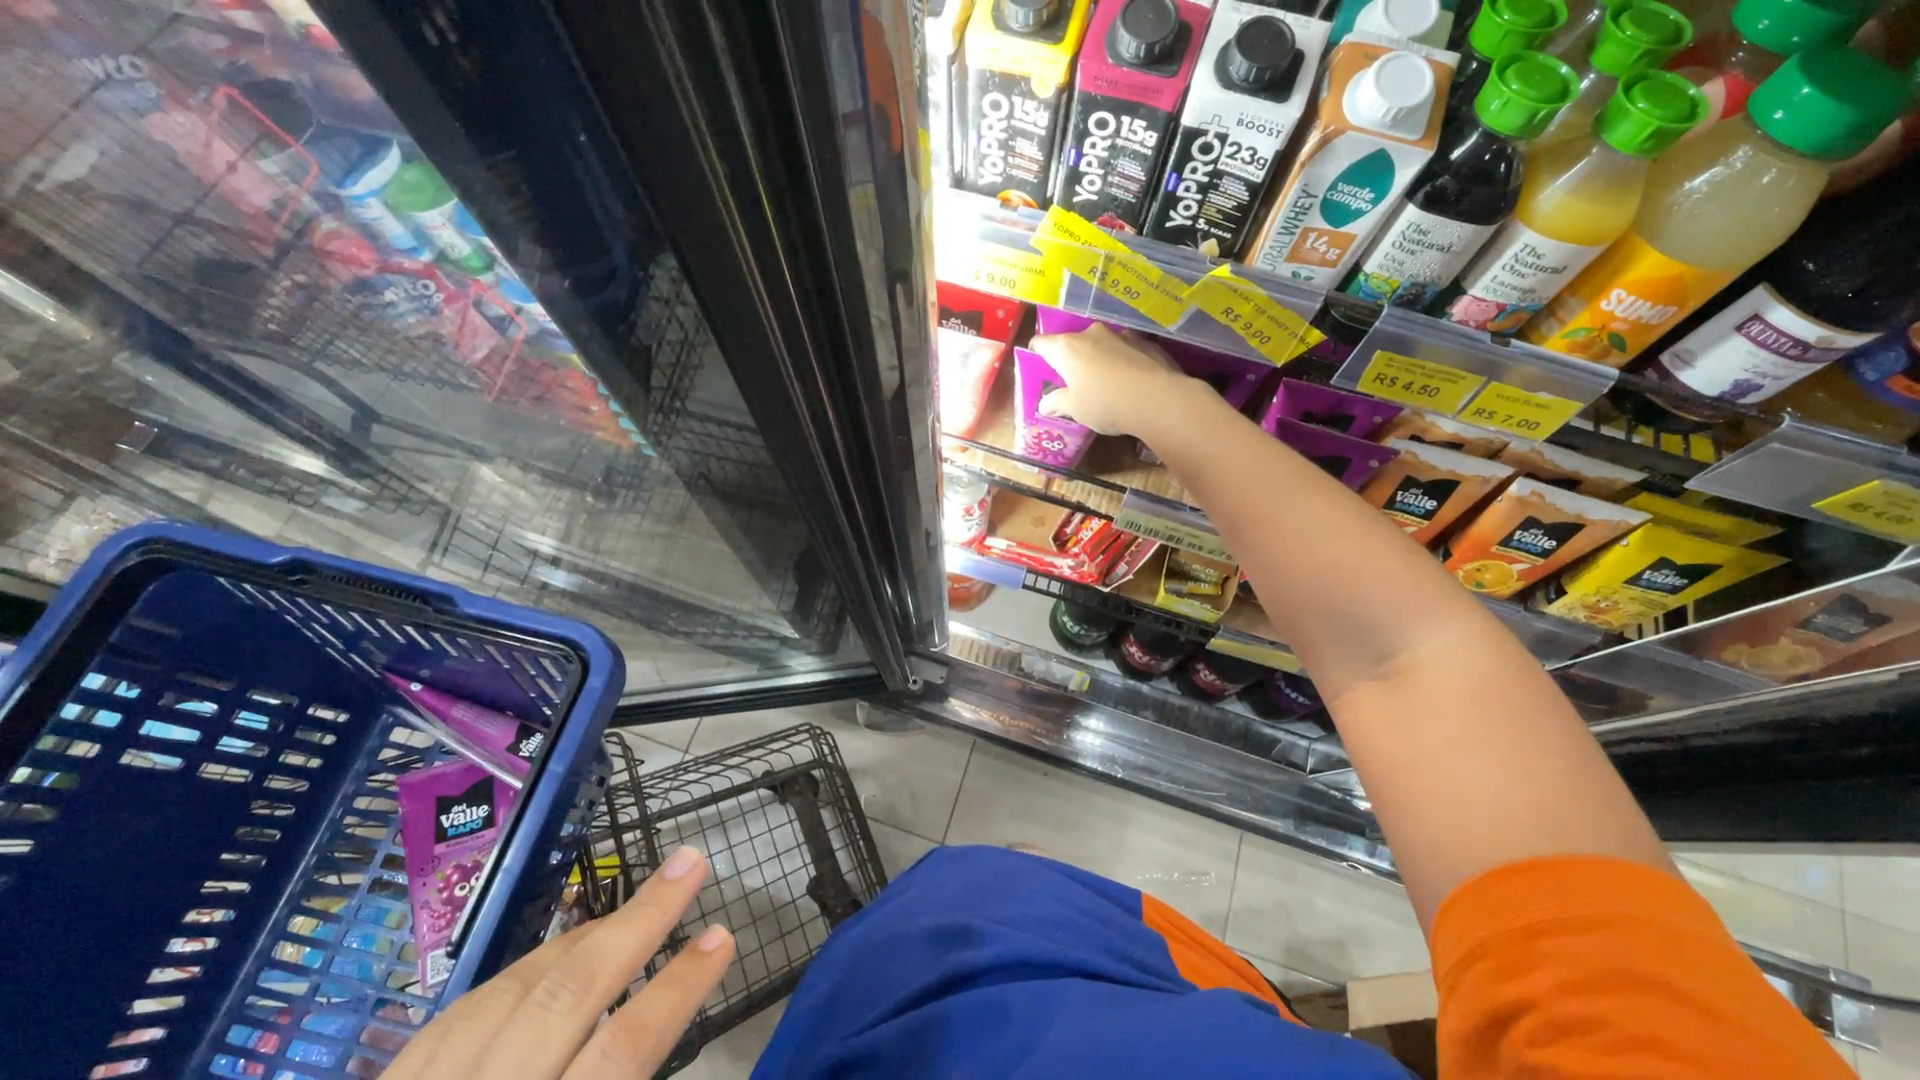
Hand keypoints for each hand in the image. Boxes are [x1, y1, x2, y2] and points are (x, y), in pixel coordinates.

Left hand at [386, 846, 734, 1079]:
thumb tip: (647, 1039)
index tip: (721, 937)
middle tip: (689, 863)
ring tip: (637, 906)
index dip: (676, 989)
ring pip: (510, 991)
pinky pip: (461, 1011)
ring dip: (582, 938)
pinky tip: (553, 958)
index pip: (621, 1054)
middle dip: (637, 922)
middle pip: (565, 998)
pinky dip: (520, 975)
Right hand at [1028, 324, 1193, 436]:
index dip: (1038, 355)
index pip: (1041, 343)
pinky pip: (1126, 350)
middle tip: (1075, 383)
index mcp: (1067, 347)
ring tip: (1107, 383)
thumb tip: (1044, 403)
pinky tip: (1131, 382)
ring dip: (1100, 359)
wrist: (1157, 400)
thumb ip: (1056, 402)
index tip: (1041, 369)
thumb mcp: (1075, 409)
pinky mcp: (1145, 342)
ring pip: (1102, 344)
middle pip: (1073, 343)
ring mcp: (1121, 335)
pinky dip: (1124, 361)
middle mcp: (1092, 334)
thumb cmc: (1105, 403)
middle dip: (1072, 360)